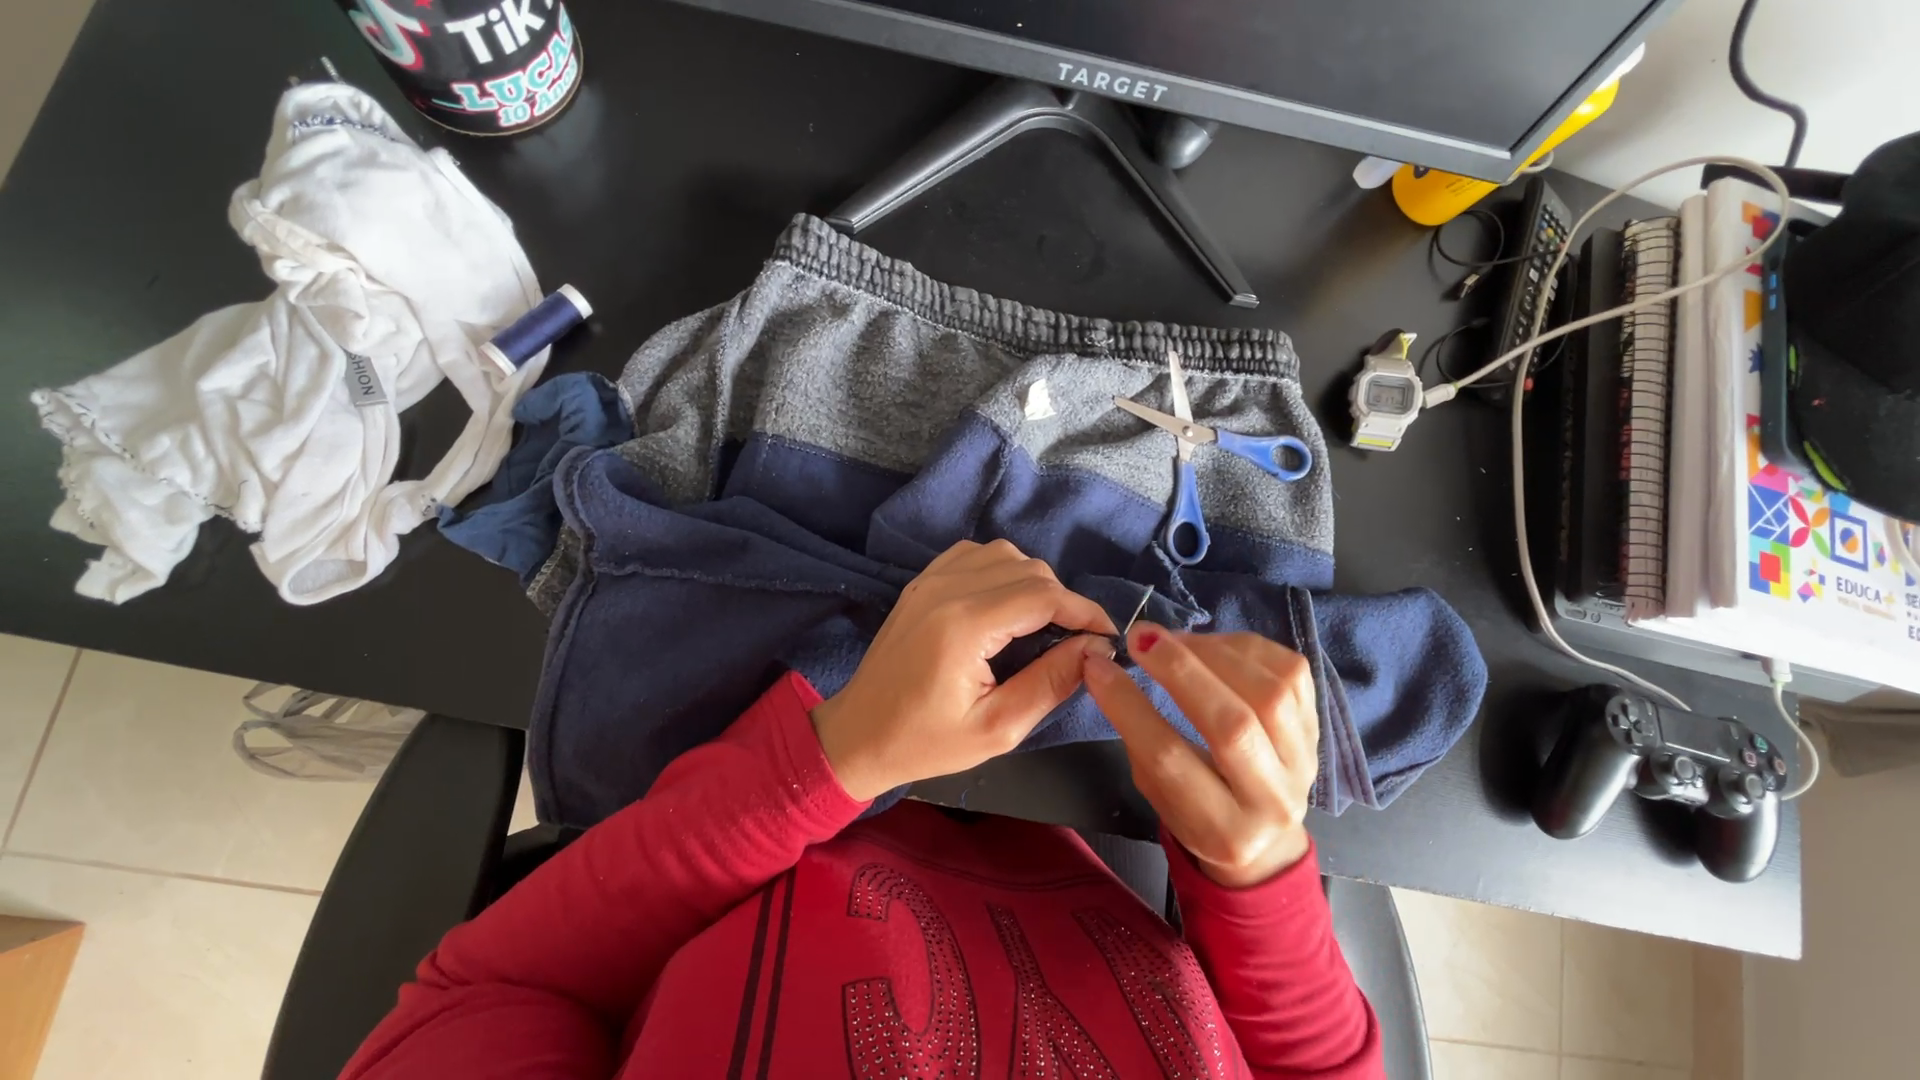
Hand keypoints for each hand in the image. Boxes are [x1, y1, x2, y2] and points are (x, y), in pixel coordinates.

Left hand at [810, 539, 1117, 800]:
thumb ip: (1050, 682)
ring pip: (1005, 554)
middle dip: (1063, 601)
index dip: (1085, 612)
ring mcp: (930, 580)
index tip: (1107, 638)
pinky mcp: (921, 581)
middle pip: (1029, 570)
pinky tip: (1005, 605)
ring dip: (1034, 583)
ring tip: (1041, 624)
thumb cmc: (926, 742)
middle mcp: (947, 589)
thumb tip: (1096, 648)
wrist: (858, 734)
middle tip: (1073, 642)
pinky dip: (1002, 570)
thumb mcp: (997, 728)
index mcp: (964, 627)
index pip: (1044, 596)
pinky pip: (976, 555)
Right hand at [1083, 624, 1319, 887]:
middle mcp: (1272, 801)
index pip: (1168, 758)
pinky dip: (1246, 647)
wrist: (1265, 837)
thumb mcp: (1154, 792)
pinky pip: (1291, 673)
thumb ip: (1138, 738)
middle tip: (1140, 638)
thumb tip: (1107, 669)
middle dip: (1179, 670)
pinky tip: (1212, 644)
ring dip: (1213, 652)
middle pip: (1231, 725)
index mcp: (1221, 830)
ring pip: (1268, 693)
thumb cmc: (1194, 813)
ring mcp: (1304, 763)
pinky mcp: (1319, 729)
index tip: (1097, 667)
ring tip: (1174, 640)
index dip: (1128, 705)